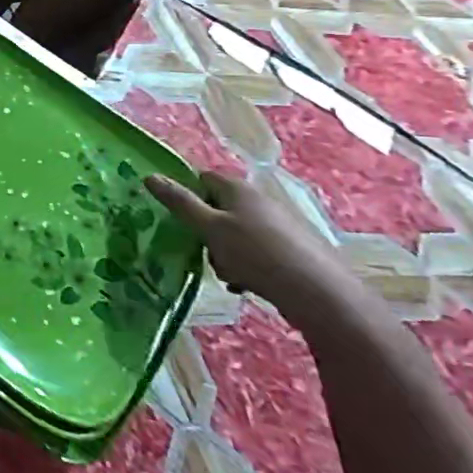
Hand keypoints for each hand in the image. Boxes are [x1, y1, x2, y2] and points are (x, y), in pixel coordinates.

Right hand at [143, 172, 361, 317]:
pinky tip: (246, 283)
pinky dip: (246, 264)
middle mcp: (260, 201)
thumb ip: (179, 202)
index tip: (179, 218)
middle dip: (205, 229)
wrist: (322, 296)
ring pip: (235, 232)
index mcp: (239, 189)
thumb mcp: (209, 227)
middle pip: (218, 207)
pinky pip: (256, 250)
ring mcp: (280, 226)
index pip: (202, 178)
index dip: (187, 194)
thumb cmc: (257, 254)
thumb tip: (150, 176)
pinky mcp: (293, 251)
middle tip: (201, 248)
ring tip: (226, 271)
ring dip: (223, 250)